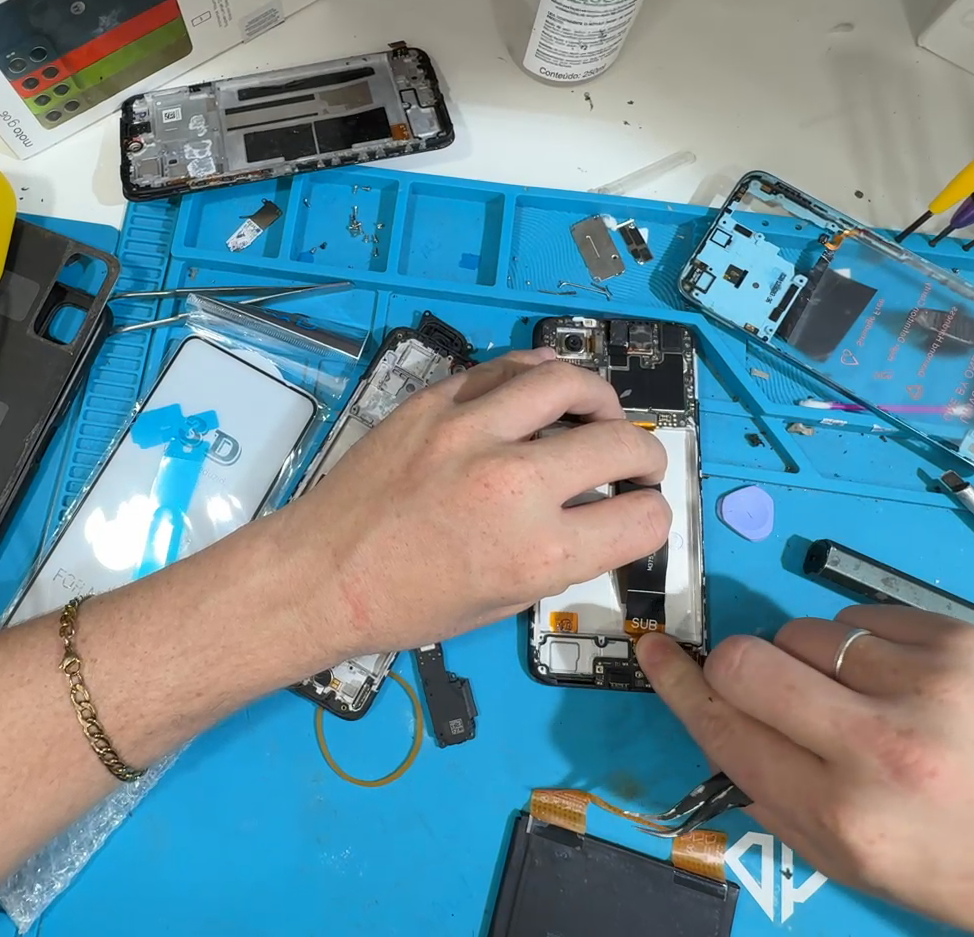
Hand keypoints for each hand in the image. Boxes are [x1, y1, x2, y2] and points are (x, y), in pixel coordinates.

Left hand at [270, 347, 669, 659]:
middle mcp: (514, 484)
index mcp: (537, 553)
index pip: (642, 518)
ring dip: (599, 397)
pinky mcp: (433, 403)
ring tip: (597, 412)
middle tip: (634, 462)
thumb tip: (594, 511)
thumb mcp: (501, 602)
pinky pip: (504, 369)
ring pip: (566, 381)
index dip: (651, 516)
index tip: (636, 510)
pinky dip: (536, 373)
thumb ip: (560, 555)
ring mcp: (469, 432)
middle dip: (646, 455)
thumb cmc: (407, 604)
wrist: (322, 572)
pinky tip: (543, 386)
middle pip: (622, 441)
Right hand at [636, 607, 973, 936]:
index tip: (656, 652)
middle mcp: (881, 747)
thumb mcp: (861, 869)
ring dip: (811, 662)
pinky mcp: (963, 640)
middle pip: (744, 659)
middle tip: (771, 689)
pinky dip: (866, 648)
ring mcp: (927, 683)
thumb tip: (717, 724)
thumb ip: (774, 797)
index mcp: (847, 816)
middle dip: (737, 669)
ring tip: (867, 699)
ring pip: (801, 632)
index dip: (676, 682)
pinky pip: (862, 618)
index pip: (721, 724)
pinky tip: (912, 685)